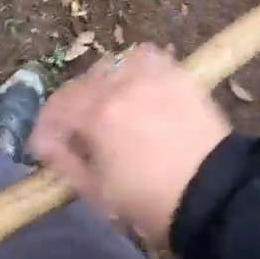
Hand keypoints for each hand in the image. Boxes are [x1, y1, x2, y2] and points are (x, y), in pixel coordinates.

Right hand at [30, 45, 231, 247]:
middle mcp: (116, 85)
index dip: (46, 126)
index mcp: (96, 115)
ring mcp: (146, 74)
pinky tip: (134, 87)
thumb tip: (43, 141)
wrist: (215, 195)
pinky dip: (131, 67)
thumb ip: (65, 161)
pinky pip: (141, 56)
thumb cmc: (153, 202)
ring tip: (110, 110)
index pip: (56, 107)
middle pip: (79, 86)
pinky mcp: (172, 71)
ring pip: (108, 67)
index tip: (46, 143)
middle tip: (80, 132)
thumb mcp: (99, 193)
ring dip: (100, 87)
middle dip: (72, 108)